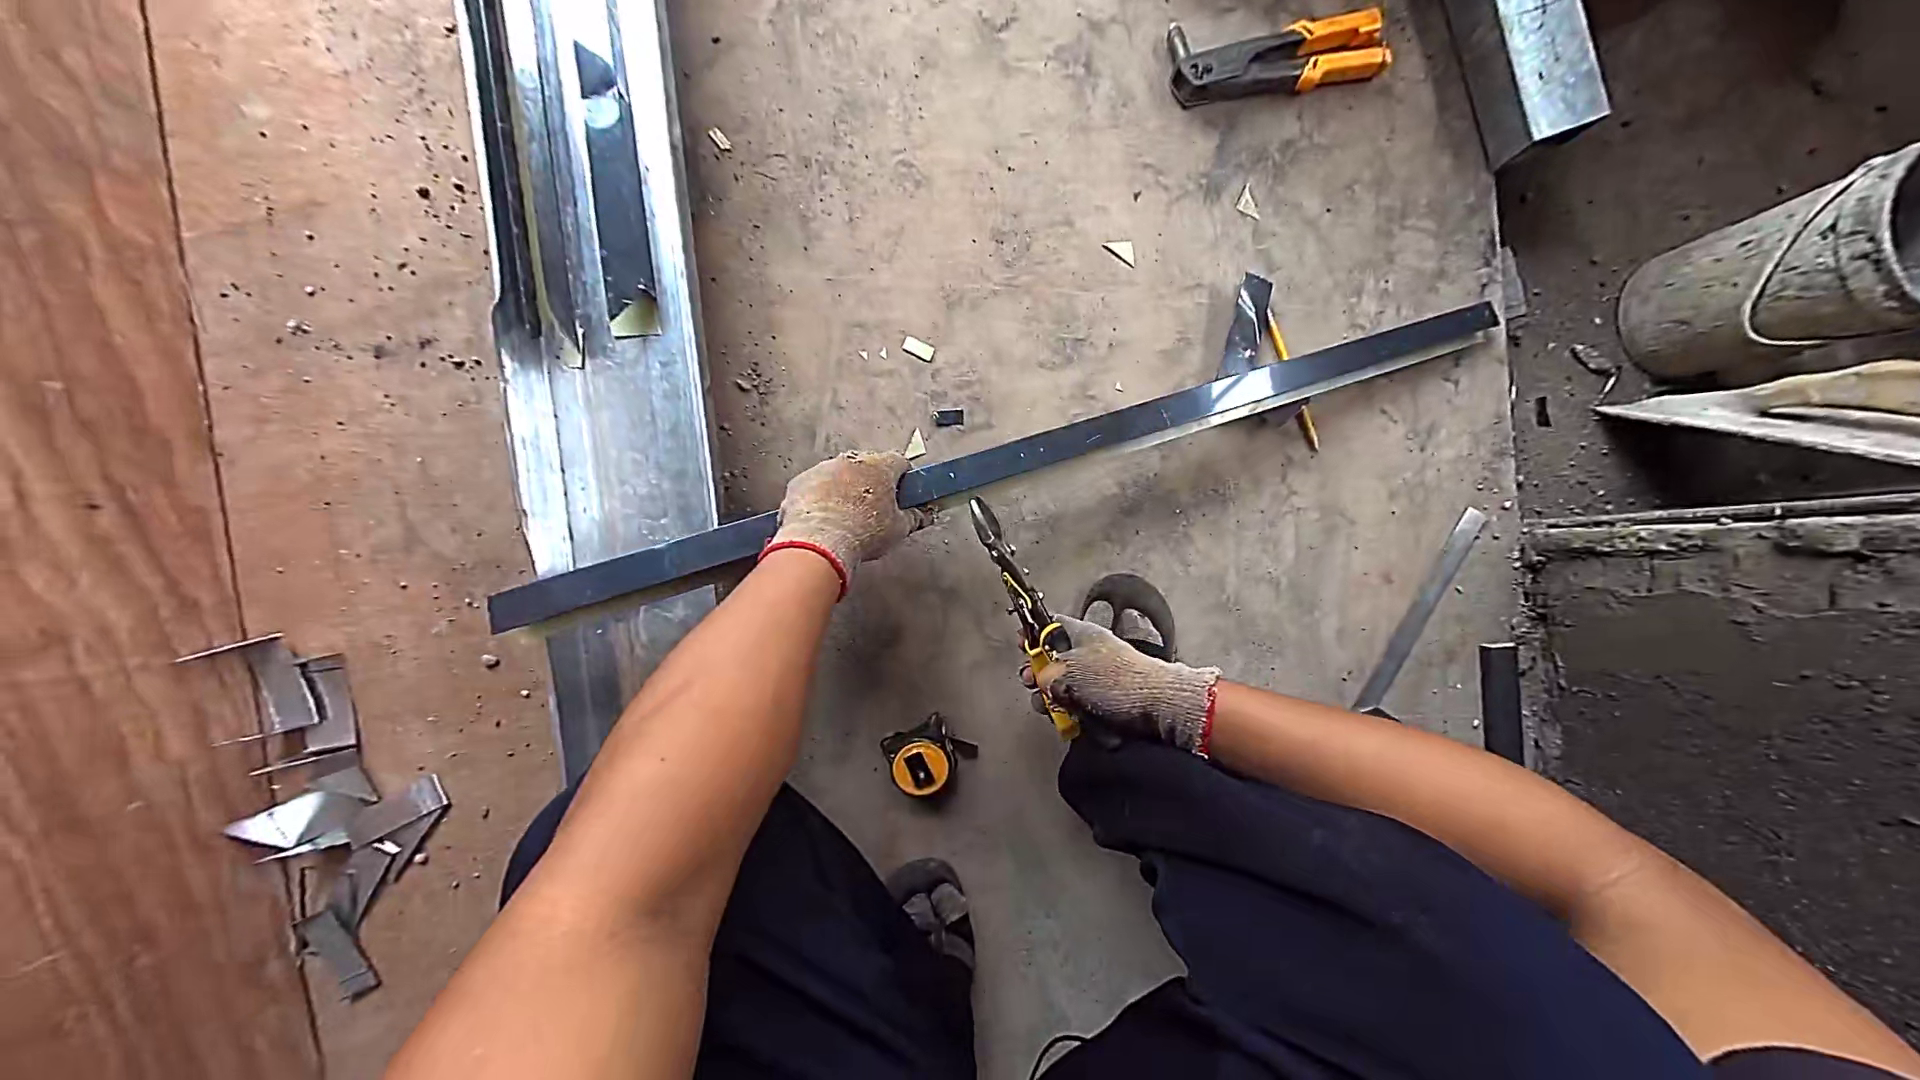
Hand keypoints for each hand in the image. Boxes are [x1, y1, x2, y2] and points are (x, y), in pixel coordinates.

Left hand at [763, 451, 928, 596]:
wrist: (820, 544)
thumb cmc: (862, 534)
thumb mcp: (899, 530)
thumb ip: (914, 518)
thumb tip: (923, 515)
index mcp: (881, 466)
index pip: (899, 462)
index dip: (904, 479)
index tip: (902, 493)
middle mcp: (852, 460)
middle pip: (868, 466)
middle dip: (872, 483)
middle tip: (875, 510)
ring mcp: (824, 469)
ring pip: (840, 475)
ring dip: (845, 489)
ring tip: (847, 518)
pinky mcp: (802, 482)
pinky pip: (816, 487)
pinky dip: (821, 498)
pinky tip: (825, 520)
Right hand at [1021, 614, 1220, 754]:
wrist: (1159, 708)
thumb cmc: (1114, 681)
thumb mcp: (1070, 671)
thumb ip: (1046, 672)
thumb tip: (1042, 681)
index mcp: (1082, 633)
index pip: (1050, 624)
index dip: (1032, 633)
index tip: (1020, 645)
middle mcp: (1089, 653)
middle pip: (1052, 660)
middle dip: (1038, 674)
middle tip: (1031, 684)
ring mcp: (1097, 680)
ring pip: (1062, 687)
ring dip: (1050, 699)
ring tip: (1049, 709)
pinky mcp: (1105, 703)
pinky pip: (1077, 706)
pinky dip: (1070, 714)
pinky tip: (1068, 722)